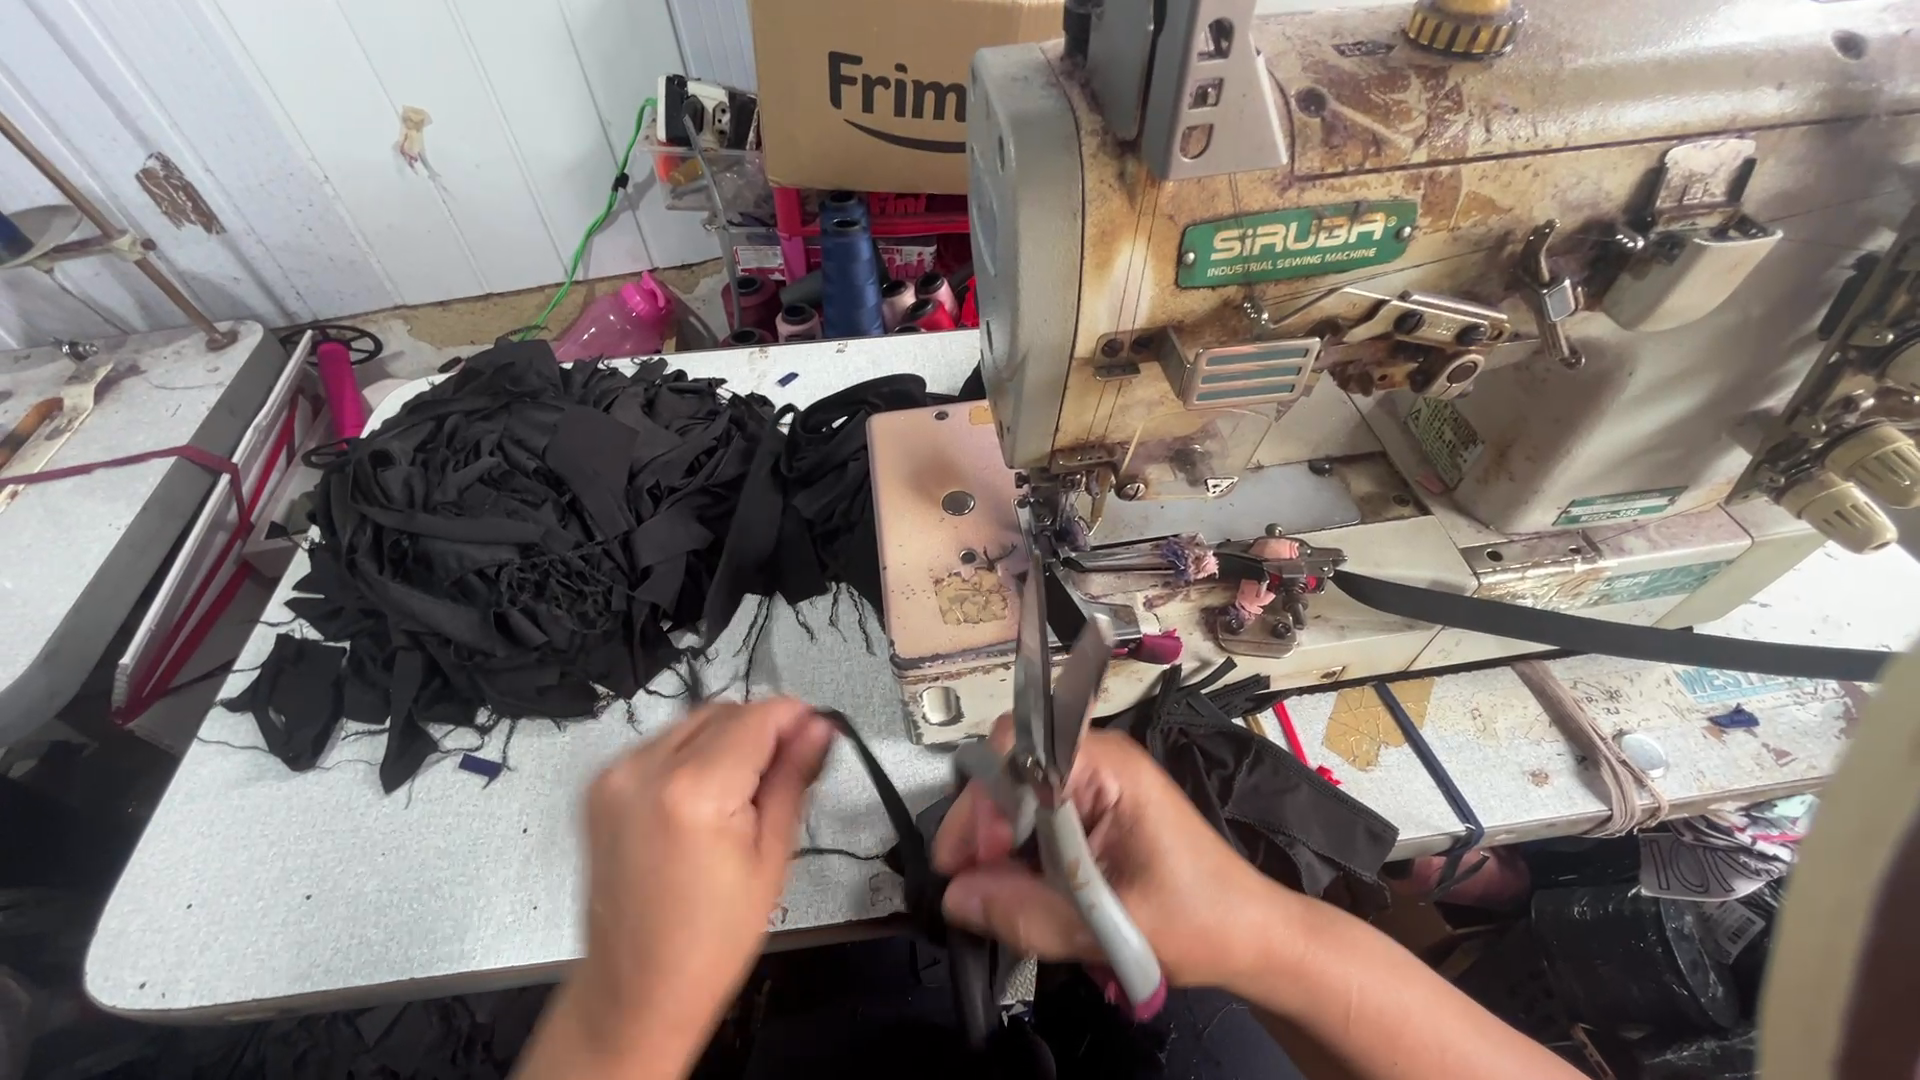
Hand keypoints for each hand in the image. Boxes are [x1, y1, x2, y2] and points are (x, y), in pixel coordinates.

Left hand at [526, 698, 834, 1077]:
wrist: (634, 991)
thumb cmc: (711, 940)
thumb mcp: (772, 856)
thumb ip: (794, 777)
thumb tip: (819, 727)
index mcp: (693, 792)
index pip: (757, 717)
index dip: (795, 718)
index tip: (818, 730)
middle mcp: (645, 770)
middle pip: (724, 712)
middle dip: (762, 731)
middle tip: (786, 772)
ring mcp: (615, 776)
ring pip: (694, 722)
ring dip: (727, 740)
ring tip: (742, 796)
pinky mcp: (601, 786)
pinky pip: (663, 744)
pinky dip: (693, 756)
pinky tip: (706, 799)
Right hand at [933, 715, 1299, 990]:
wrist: (1250, 934)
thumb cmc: (1199, 921)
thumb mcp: (1108, 926)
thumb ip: (1027, 912)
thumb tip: (953, 897)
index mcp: (1108, 766)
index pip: (1017, 744)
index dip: (988, 795)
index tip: (983, 854)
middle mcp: (1095, 760)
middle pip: (1008, 769)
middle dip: (984, 825)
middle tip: (974, 886)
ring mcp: (1093, 782)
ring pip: (1016, 796)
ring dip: (998, 844)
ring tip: (998, 897)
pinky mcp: (1091, 808)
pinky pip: (1035, 816)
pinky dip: (1018, 852)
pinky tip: (1022, 890)